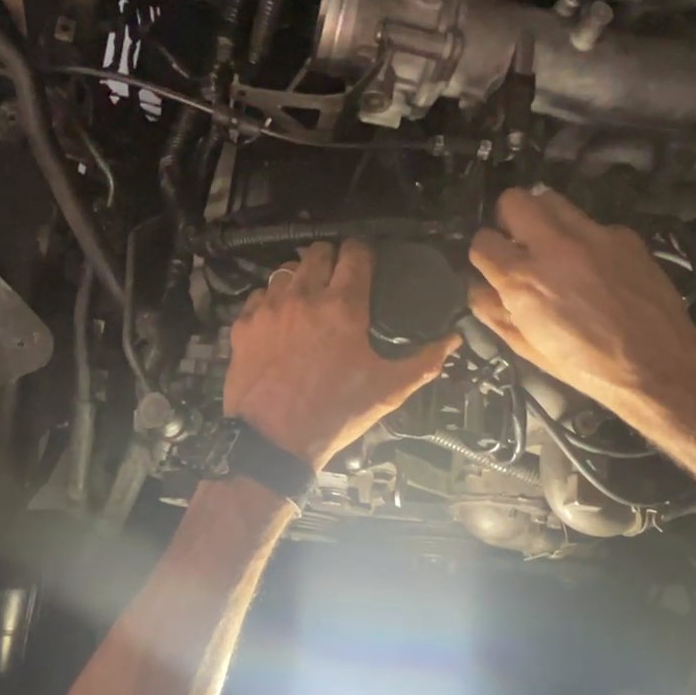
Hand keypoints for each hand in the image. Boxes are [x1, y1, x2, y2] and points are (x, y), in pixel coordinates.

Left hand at [225, 240, 456, 468]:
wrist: (272, 442)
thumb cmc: (334, 414)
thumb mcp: (387, 391)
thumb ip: (424, 361)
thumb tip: (452, 340)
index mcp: (342, 306)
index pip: (355, 253)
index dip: (365, 253)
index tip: (368, 264)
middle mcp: (303, 297)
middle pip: (318, 252)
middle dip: (331, 260)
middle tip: (339, 281)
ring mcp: (268, 309)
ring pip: (286, 270)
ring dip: (301, 278)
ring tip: (309, 298)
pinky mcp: (243, 325)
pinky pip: (259, 296)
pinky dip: (272, 301)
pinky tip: (280, 319)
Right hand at [468, 186, 695, 407]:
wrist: (656, 364)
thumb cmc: (584, 366)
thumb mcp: (525, 348)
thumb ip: (493, 312)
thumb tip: (479, 288)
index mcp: (523, 279)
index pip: (483, 241)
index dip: (483, 254)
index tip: (492, 266)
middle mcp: (554, 246)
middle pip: (514, 200)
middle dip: (508, 220)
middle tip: (518, 246)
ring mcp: (592, 235)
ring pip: (551, 199)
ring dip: (542, 219)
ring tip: (551, 247)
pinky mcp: (623, 235)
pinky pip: (589, 223)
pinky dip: (582, 239)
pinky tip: (593, 267)